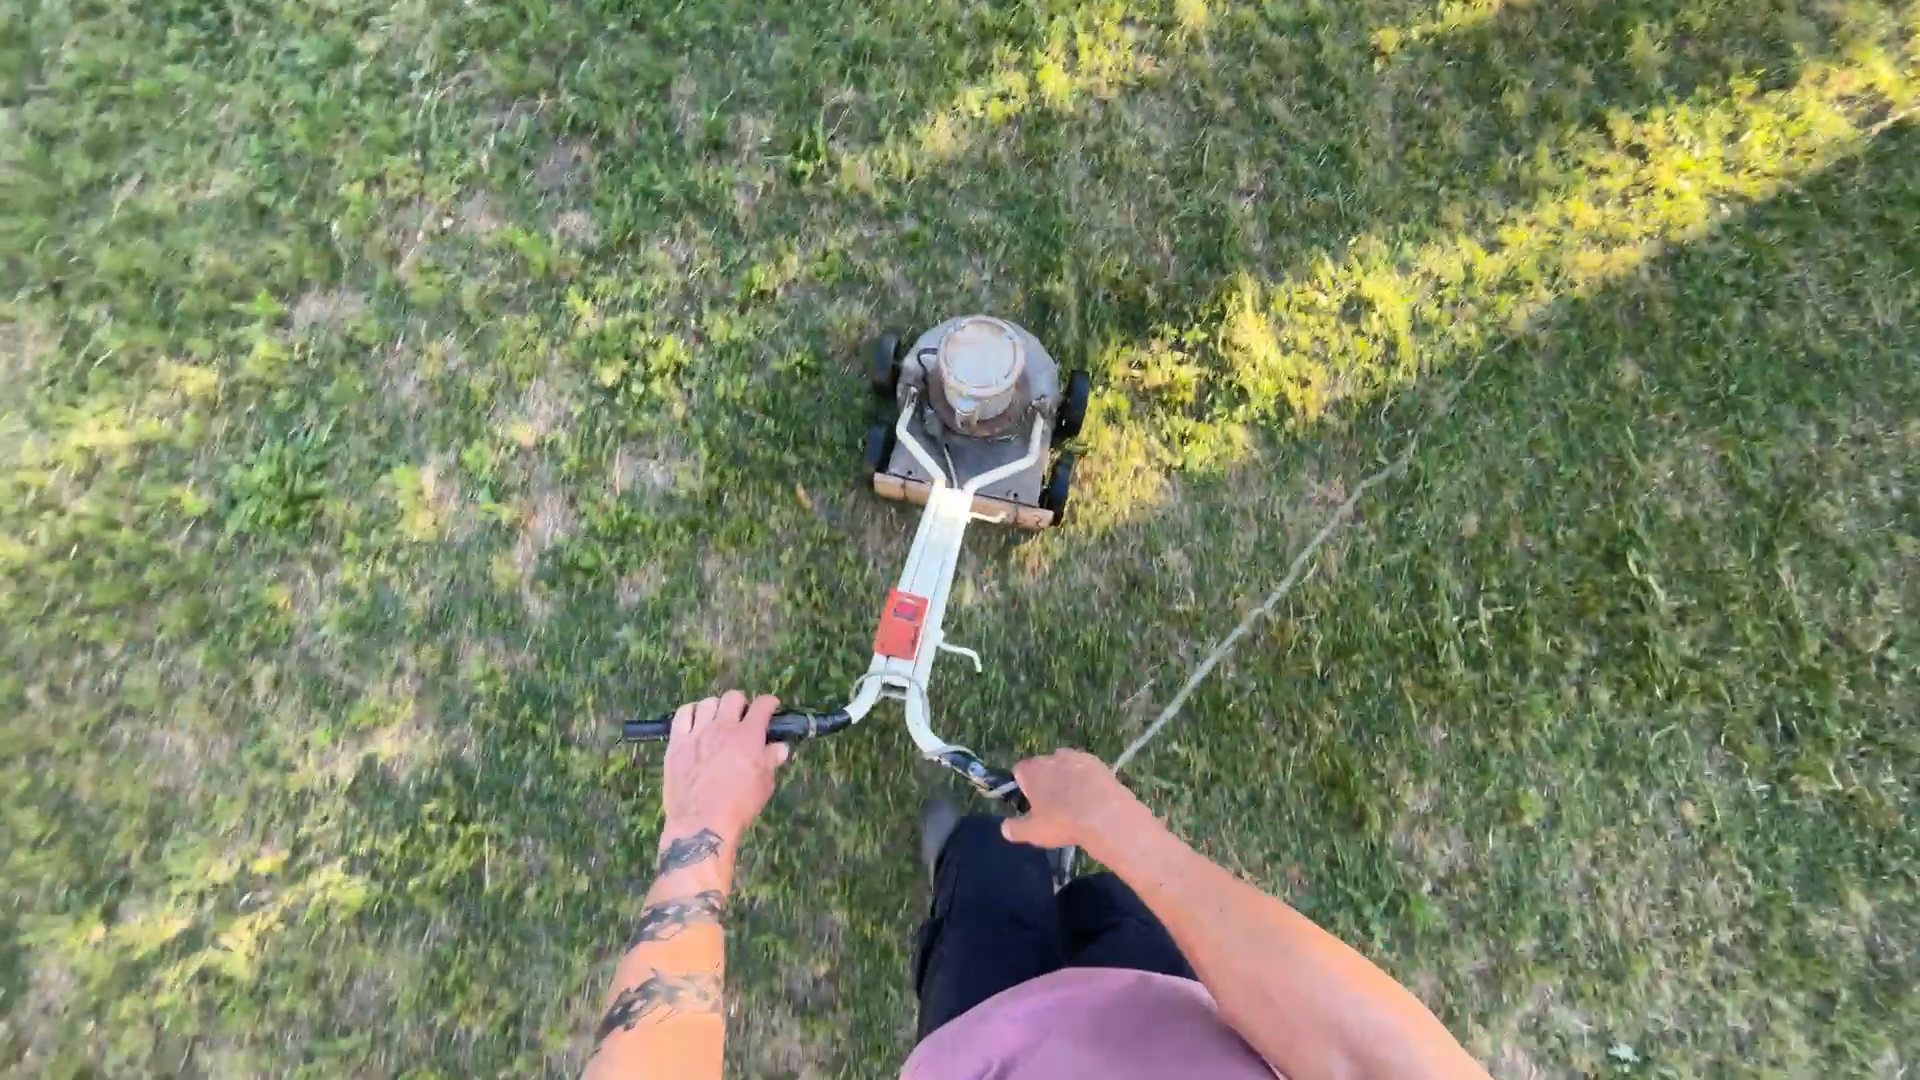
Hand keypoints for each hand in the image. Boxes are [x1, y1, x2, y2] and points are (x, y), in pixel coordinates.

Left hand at [661, 691, 789, 854]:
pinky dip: (691, 714)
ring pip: (708, 703)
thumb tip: (780, 747)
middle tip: (741, 719)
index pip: (763, 704)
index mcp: (749, 736)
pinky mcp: (677, 743)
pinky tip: (695, 723)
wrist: (702, 824)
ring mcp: (698, 733)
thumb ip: (772, 760)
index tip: (771, 708)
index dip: (769, 703)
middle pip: (733, 697)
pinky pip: (682, 715)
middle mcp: (723, 727)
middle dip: (741, 705)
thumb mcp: (765, 784)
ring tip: (717, 722)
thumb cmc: (739, 805)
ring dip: (716, 709)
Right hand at [1001, 749, 1152, 856]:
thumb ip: (1015, 829)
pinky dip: (1085, 778)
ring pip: (1064, 765)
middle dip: (1045, 780)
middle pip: (1042, 766)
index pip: (1019, 770)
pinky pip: (1084, 768)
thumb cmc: (1063, 822)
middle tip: (1052, 805)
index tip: (1031, 802)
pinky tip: (1091, 796)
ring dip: (1065, 777)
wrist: (1105, 815)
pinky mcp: (1097, 762)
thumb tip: (1005, 827)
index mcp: (1031, 770)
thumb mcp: (1034, 832)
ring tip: (1074, 801)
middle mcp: (1051, 757)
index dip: (1022, 786)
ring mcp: (1075, 756)